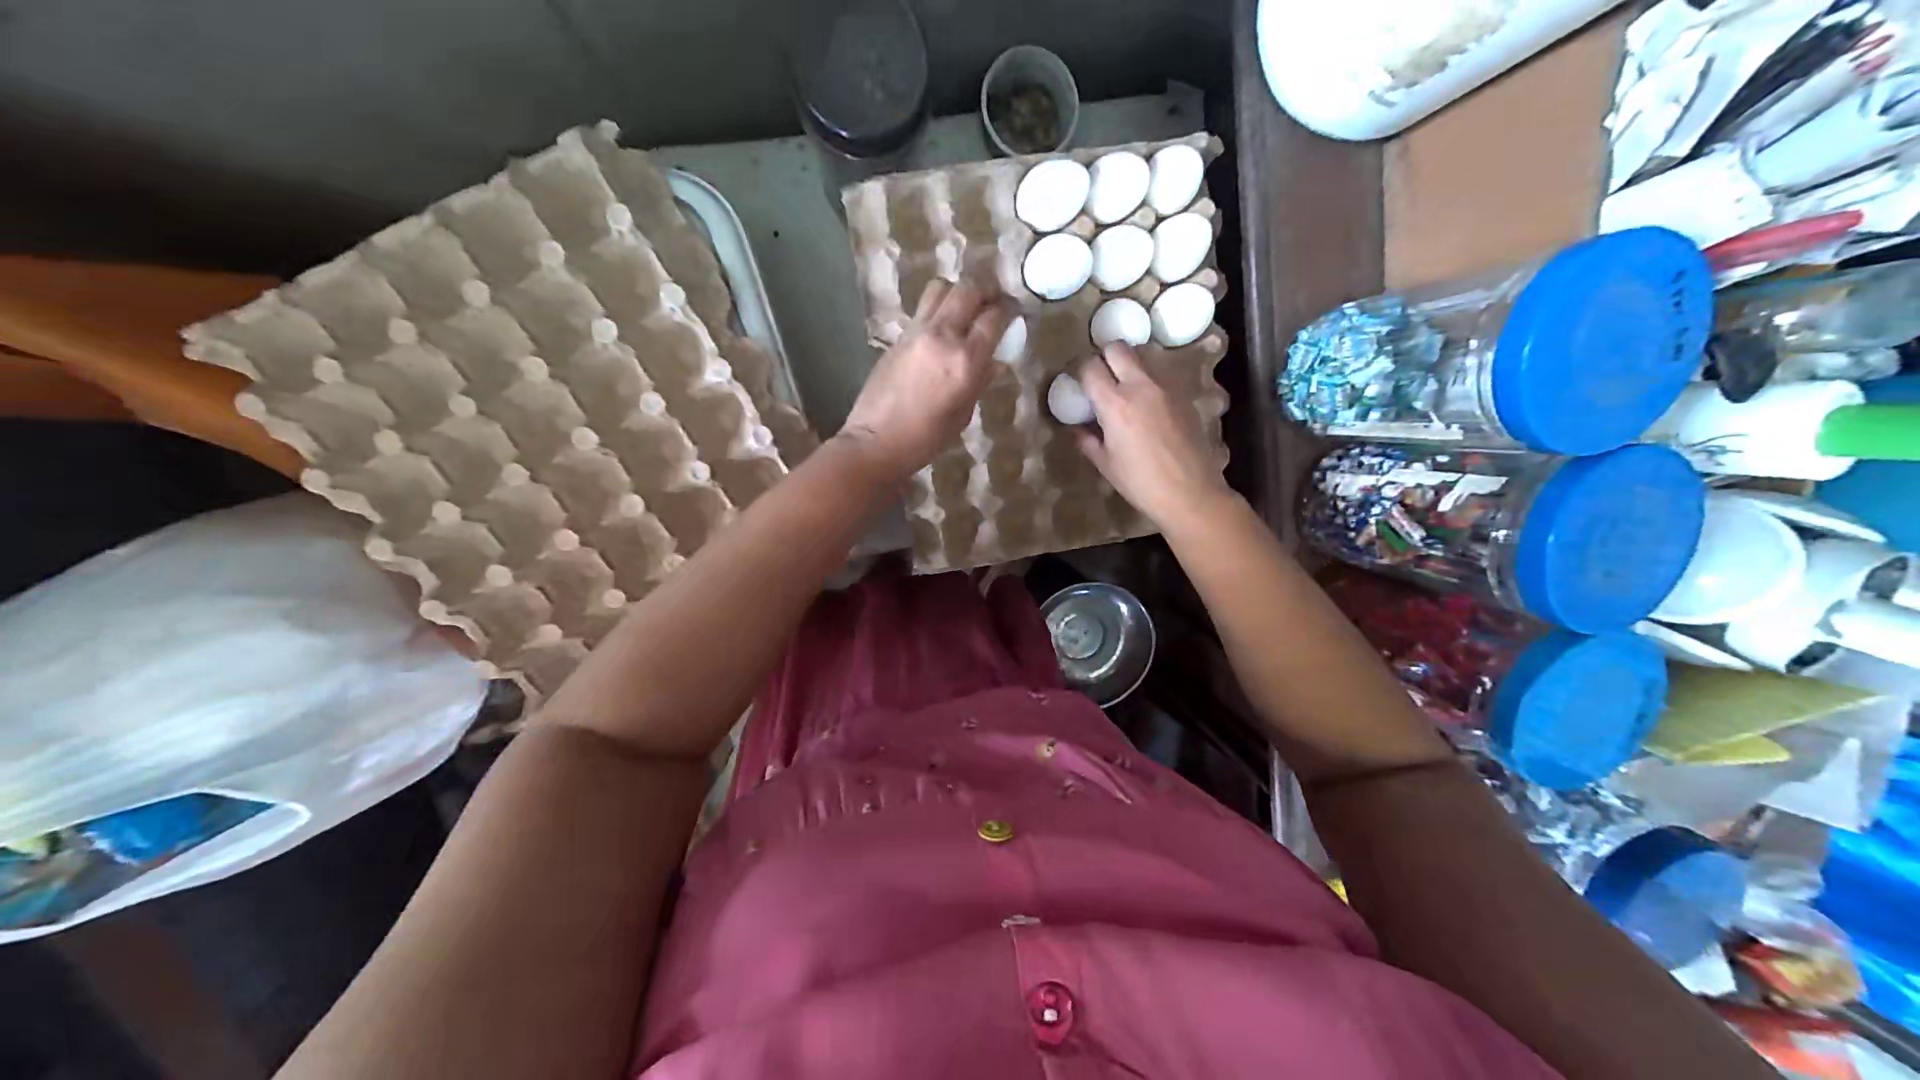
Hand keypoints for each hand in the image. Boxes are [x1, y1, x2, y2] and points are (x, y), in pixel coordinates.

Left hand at [838, 279, 1012, 477]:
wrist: (875, 441)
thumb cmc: (925, 439)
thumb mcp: (962, 414)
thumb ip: (979, 382)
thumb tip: (993, 362)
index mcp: (965, 361)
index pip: (994, 318)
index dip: (1008, 311)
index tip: (1013, 314)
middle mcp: (943, 336)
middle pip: (968, 290)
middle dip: (986, 290)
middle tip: (993, 301)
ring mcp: (917, 332)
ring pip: (941, 288)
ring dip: (957, 292)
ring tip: (965, 308)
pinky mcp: (899, 336)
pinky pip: (924, 308)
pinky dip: (938, 308)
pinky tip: (943, 326)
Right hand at [1074, 343, 1233, 526]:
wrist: (1190, 492)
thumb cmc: (1141, 483)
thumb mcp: (1106, 464)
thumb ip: (1088, 440)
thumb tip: (1077, 429)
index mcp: (1115, 404)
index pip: (1090, 368)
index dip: (1081, 371)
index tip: (1079, 382)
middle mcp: (1140, 386)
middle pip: (1118, 348)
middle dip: (1105, 356)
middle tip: (1101, 375)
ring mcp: (1165, 388)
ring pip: (1143, 358)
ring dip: (1129, 366)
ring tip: (1125, 389)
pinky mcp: (1184, 396)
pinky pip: (1160, 377)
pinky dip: (1148, 383)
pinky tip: (1148, 407)